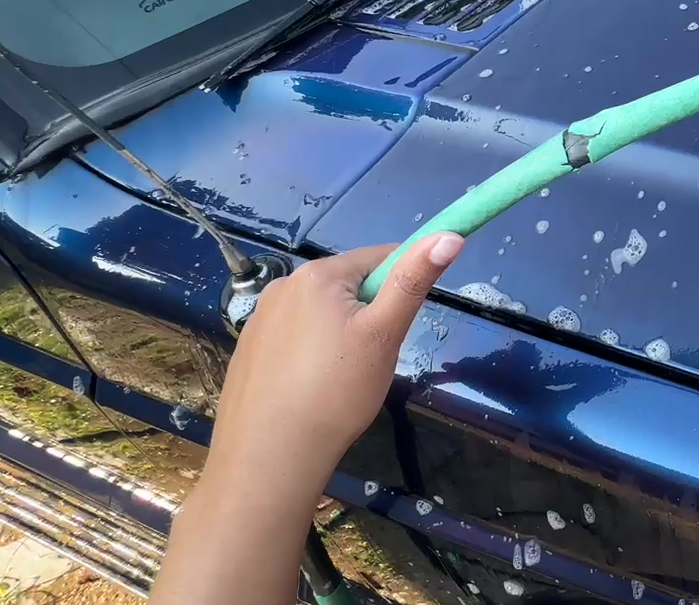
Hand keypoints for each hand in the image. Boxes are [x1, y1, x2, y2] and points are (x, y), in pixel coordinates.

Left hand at [209, 233, 461, 490]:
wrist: (267, 464)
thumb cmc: (336, 392)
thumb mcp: (386, 332)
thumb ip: (414, 278)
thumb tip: (450, 234)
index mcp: (317, 275)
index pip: (382, 257)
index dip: (402, 288)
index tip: (398, 326)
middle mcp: (283, 287)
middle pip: (353, 284)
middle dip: (373, 312)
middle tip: (375, 355)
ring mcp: (259, 320)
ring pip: (327, 310)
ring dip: (346, 330)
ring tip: (346, 374)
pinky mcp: (248, 351)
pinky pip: (300, 333)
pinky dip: (316, 350)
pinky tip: (315, 386)